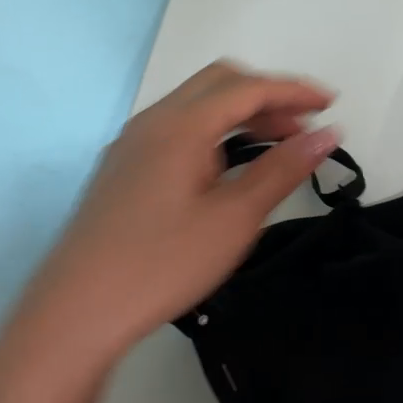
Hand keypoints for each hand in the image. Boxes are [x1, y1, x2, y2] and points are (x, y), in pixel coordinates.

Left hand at [0, 63, 337, 402]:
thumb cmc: (161, 265)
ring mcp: (131, 144)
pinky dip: (215, 130)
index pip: (249, 87)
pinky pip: (178, 127)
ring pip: (197, 104)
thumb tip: (328, 134)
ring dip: (241, 113)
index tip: (332, 104)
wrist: (69, 320)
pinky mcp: (121, 169)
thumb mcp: (234, 219)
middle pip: (220, 82)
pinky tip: (228, 166)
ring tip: (276, 148)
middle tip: (303, 127)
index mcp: (181, 125)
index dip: (295, 91)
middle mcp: (153, 122)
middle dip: (268, 95)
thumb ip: (284, 169)